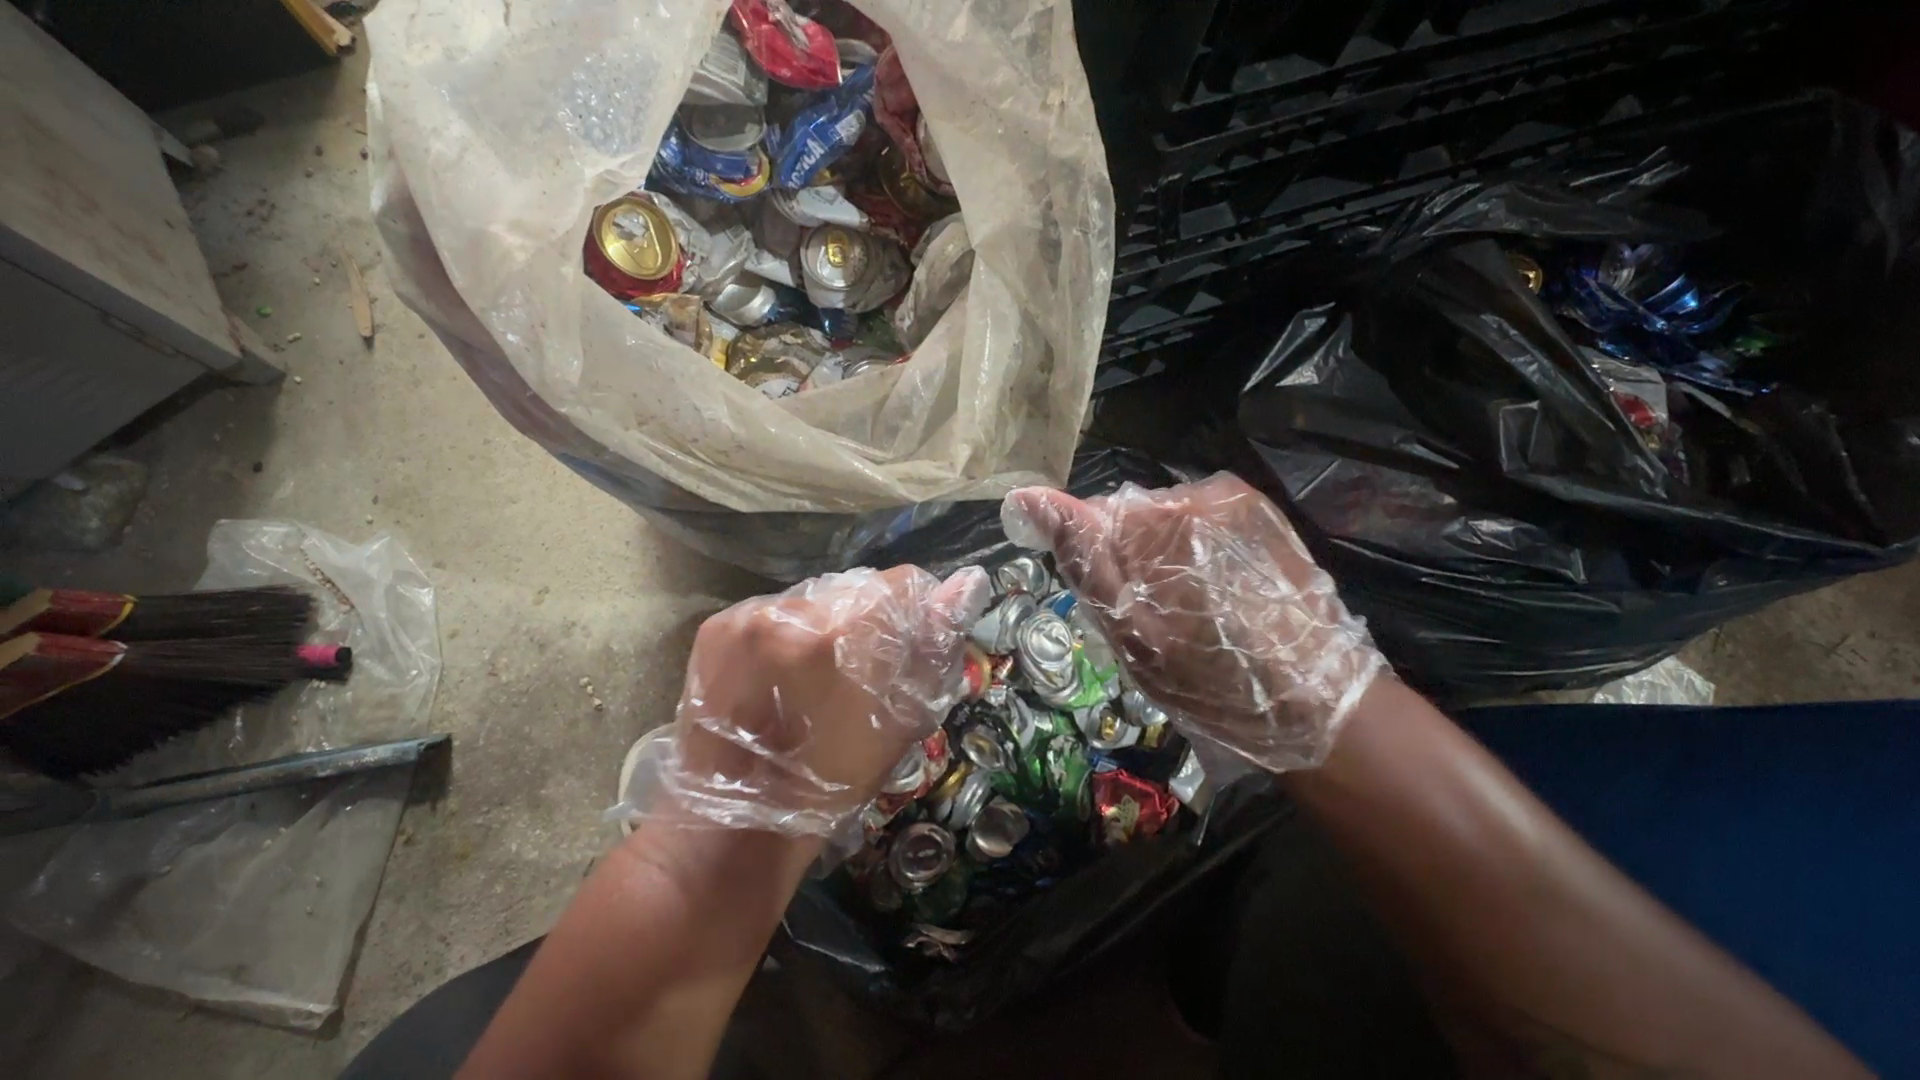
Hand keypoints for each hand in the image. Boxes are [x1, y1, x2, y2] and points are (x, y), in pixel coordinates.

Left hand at [624, 565, 989, 836]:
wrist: (733, 826)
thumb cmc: (828, 786)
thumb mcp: (899, 723)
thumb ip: (934, 651)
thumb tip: (967, 584)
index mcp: (840, 635)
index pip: (901, 585)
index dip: (916, 617)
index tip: (909, 652)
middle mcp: (791, 610)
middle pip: (855, 590)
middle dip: (869, 623)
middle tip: (859, 676)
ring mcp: (747, 615)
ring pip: (814, 600)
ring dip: (827, 627)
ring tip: (815, 682)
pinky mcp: (716, 626)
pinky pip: (773, 612)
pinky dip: (787, 636)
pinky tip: (780, 680)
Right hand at [1002, 473, 1386, 770]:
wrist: (1317, 702)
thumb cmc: (1210, 679)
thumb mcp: (1131, 632)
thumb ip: (1082, 559)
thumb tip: (1025, 497)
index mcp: (1159, 519)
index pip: (1091, 518)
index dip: (1093, 564)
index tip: (1111, 607)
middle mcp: (1199, 492)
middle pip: (1133, 519)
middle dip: (1131, 562)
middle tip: (1154, 623)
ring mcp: (1239, 501)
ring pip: (1170, 525)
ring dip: (1167, 561)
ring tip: (1193, 616)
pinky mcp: (1267, 517)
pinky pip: (1207, 528)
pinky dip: (1200, 559)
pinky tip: (1221, 601)